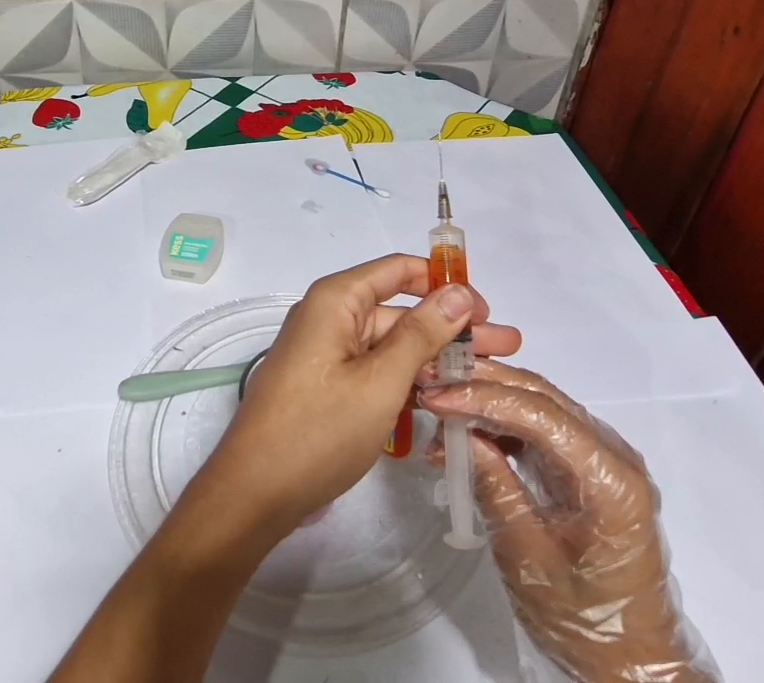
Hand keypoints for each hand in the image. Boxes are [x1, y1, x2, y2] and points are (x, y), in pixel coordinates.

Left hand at [186, 254, 521, 538]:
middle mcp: (329, 318)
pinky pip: (374, 372)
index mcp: (336, 301)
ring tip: (488, 376)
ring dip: (434, 359)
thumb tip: (458, 291)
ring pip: (390, 346)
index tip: (487, 310)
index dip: (444, 283)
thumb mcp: (380, 381)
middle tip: (509, 347)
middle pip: (399, 311)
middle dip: (452, 328)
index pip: (398, 270)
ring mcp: (327, 355)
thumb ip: (421, 334)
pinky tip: (445, 398)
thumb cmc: (318, 430)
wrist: (254, 493)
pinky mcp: (327, 387)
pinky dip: (407, 381)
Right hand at [420, 360, 719, 682]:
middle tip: (428, 380)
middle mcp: (613, 454)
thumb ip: (493, 484)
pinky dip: (500, 424)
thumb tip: (457, 430)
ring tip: (438, 400)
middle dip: (482, 384)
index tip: (433, 396)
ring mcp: (603, 458)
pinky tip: (464, 431)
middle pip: (542, 397)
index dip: (482, 397)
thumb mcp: (526, 553)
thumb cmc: (581, 617)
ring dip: (488, 398)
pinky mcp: (587, 469)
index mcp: (608, 477)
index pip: (539, 413)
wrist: (630, 661)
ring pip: (539, 405)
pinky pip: (541, 429)